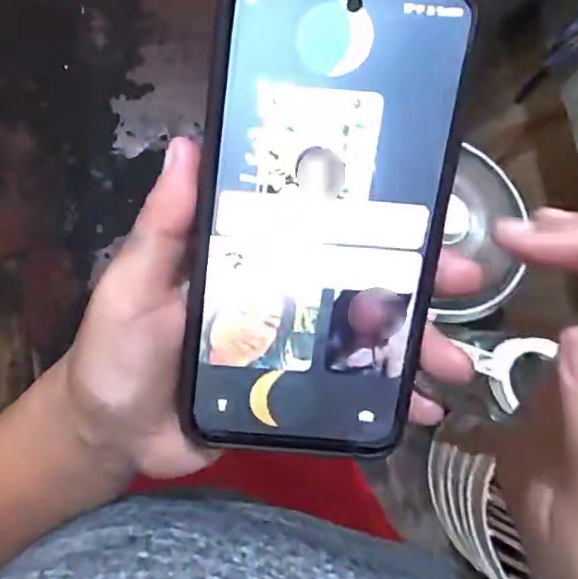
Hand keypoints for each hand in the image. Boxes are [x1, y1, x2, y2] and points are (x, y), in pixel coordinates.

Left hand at [57, 137, 485, 480]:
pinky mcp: (293, 392)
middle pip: (352, 272)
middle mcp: (275, 286)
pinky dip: (388, 396)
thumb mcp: (135, 278)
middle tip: (464, 277)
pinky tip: (425, 409)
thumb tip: (183, 144)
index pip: (311, 220)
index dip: (362, 209)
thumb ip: (164, 222)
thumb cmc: (117, 345)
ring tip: (456, 362)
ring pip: (363, 332)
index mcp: (244, 252)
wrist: (113, 434)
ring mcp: (289, 341)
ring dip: (414, 340)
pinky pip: (350, 390)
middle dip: (412, 274)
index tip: (416, 203)